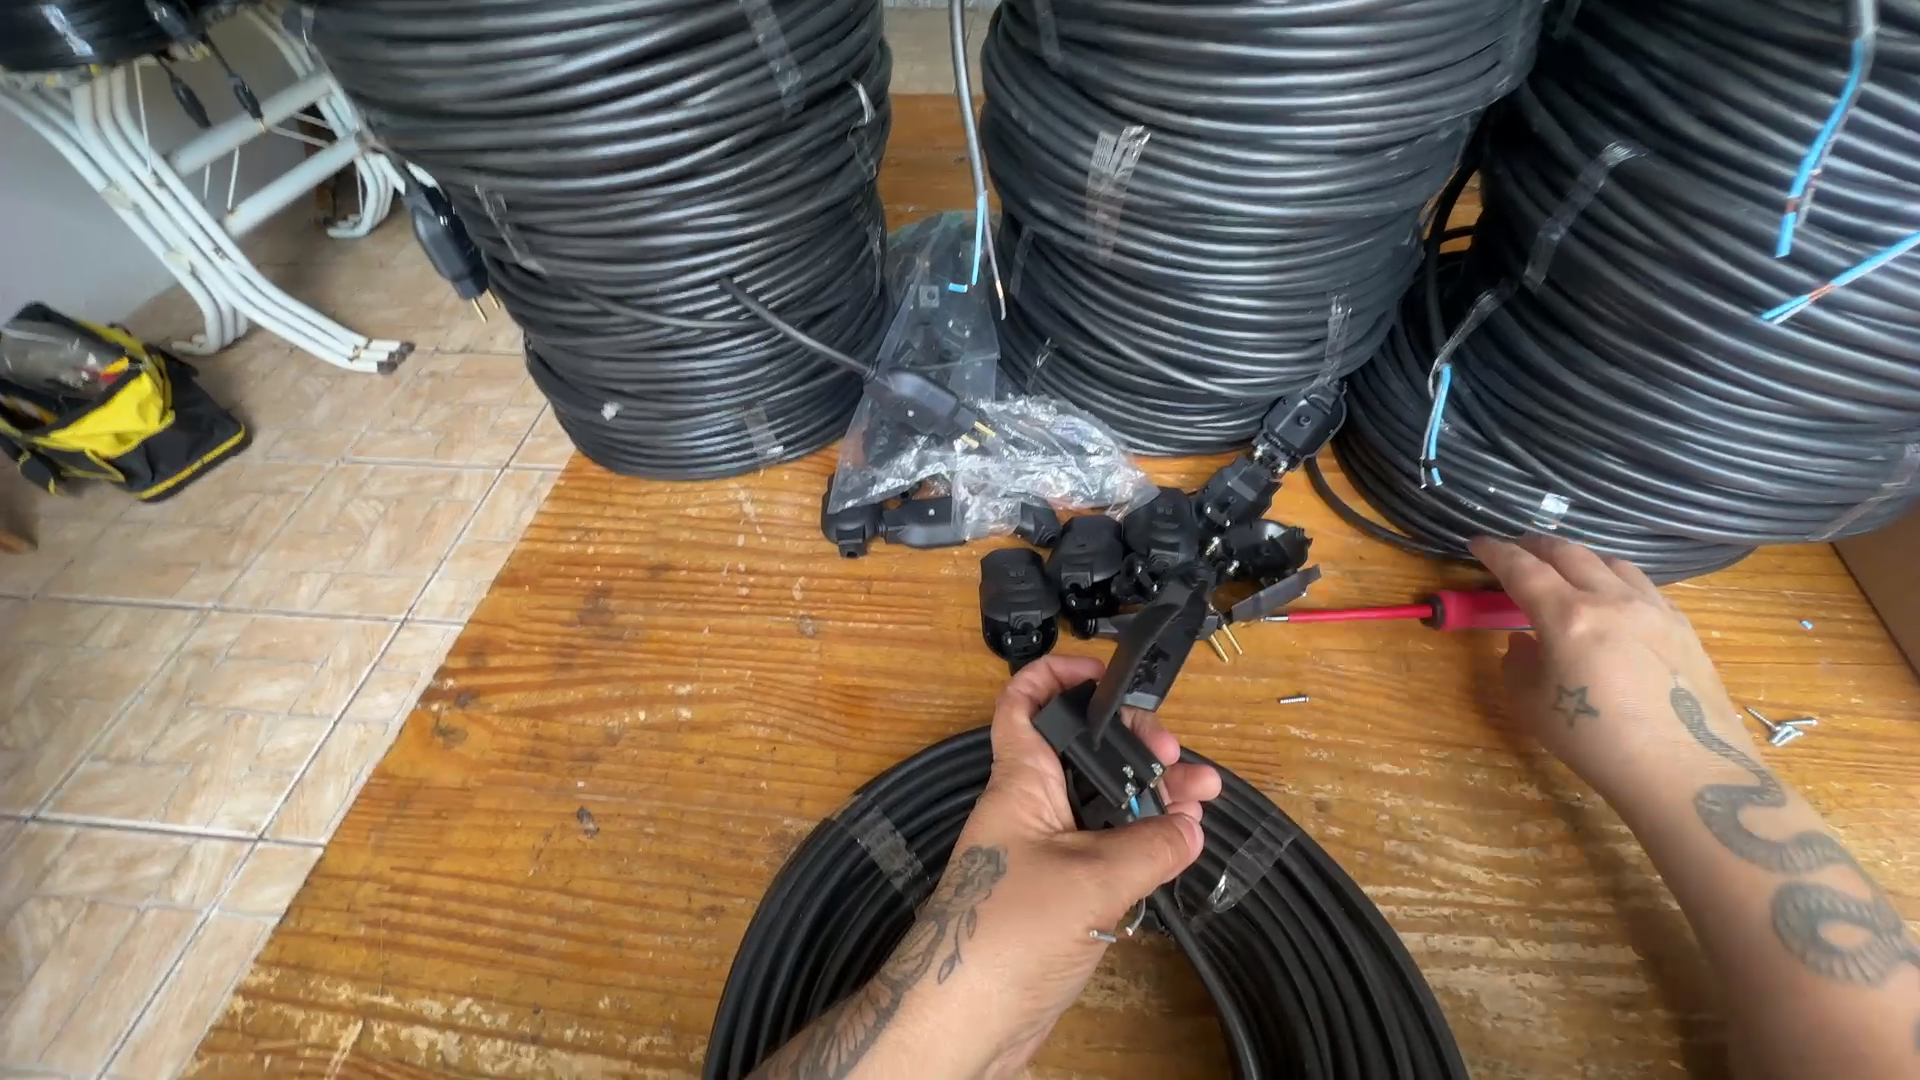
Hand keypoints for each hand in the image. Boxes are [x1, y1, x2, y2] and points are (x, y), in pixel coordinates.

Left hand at [922, 655, 1221, 1075]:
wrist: (967, 1018)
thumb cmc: (1009, 930)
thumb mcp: (1089, 880)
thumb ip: (1147, 848)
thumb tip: (1191, 827)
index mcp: (1021, 781)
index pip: (1021, 704)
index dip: (1052, 673)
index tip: (1096, 670)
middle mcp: (1034, 805)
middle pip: (1084, 751)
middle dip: (1132, 743)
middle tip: (1177, 758)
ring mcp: (1050, 848)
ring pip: (1104, 801)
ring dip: (1151, 794)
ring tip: (1203, 794)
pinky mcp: (1065, 887)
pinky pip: (1109, 845)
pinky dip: (1145, 838)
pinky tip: (1184, 839)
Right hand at [1470, 535, 1757, 801]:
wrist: (1686, 774)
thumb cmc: (1592, 740)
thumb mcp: (1529, 701)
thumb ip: (1518, 661)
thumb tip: (1526, 641)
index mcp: (1567, 617)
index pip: (1522, 569)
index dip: (1494, 551)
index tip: (1476, 542)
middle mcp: (1612, 601)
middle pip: (1570, 553)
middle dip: (1535, 545)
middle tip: (1515, 548)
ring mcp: (1655, 611)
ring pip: (1612, 563)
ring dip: (1578, 556)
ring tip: (1561, 565)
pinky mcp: (1683, 629)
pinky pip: (1642, 586)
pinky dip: (1613, 577)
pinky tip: (1608, 595)